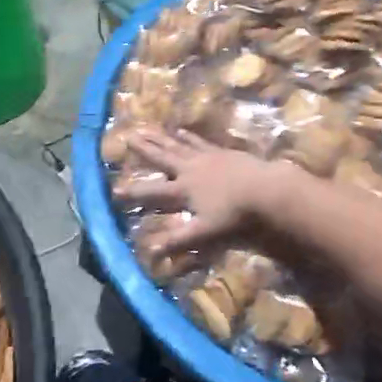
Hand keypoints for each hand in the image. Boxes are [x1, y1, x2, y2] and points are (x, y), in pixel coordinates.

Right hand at [113, 127, 287, 247]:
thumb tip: (150, 252)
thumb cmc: (235, 213)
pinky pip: (199, 142)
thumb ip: (177, 240)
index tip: (113, 190)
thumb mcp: (204, 231)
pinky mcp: (221, 152)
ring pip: (177, 146)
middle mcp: (188, 170)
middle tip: (128, 138)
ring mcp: (205, 158)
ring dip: (160, 138)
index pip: (151, 192)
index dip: (132, 192)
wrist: (267, 189)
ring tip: (147, 129)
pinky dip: (188, 136)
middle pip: (162, 158)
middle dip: (144, 149)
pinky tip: (181, 131)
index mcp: (182, 190)